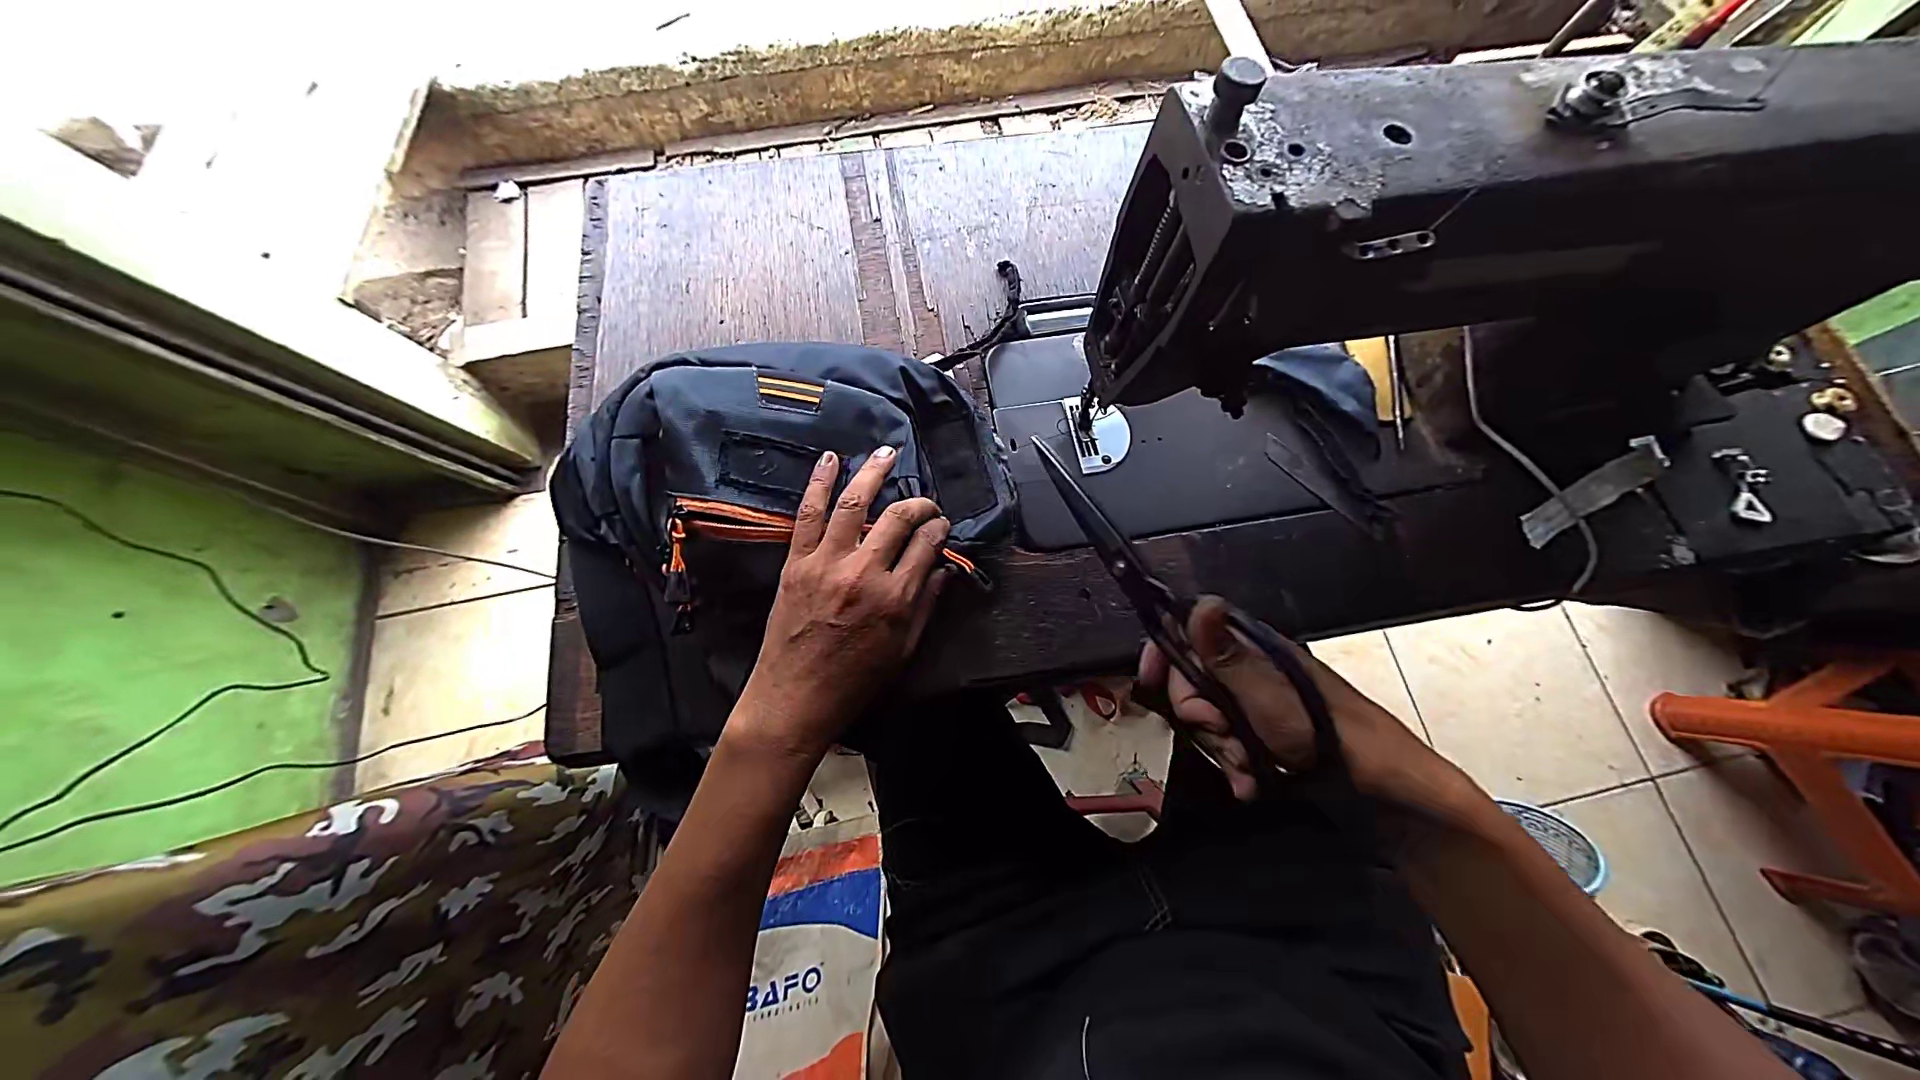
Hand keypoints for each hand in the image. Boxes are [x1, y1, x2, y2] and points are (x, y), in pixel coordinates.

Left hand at [731, 447, 951, 759]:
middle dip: (919, 504)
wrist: (794, 700)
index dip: (940, 529)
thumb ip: (926, 606)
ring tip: (887, 452)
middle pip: (899, 519)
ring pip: (856, 503)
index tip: (941, 527)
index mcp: (896, 598)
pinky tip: (831, 460)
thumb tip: (943, 571)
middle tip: (925, 503)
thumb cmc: (853, 682)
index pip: (928, 545)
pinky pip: (808, 514)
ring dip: (874, 472)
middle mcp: (864, 574)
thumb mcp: (903, 651)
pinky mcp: (797, 563)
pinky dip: (819, 483)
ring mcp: (827, 564)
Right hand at [1137, 597, 1484, 823]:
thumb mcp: (1269, 697)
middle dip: (1197, 713)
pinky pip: (1225, 743)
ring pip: (1206, 718)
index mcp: (1251, 647)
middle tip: (1220, 731)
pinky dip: (1231, 763)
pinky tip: (1249, 781)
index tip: (1151, 679)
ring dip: (1217, 746)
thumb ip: (1226, 656)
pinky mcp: (1261, 735)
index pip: (1189, 633)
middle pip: (1191, 680)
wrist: (1382, 793)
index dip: (1165, 653)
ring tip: (1245, 765)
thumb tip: (1200, 604)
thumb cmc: (1329, 736)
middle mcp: (1249, 670)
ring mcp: (1255, 704)